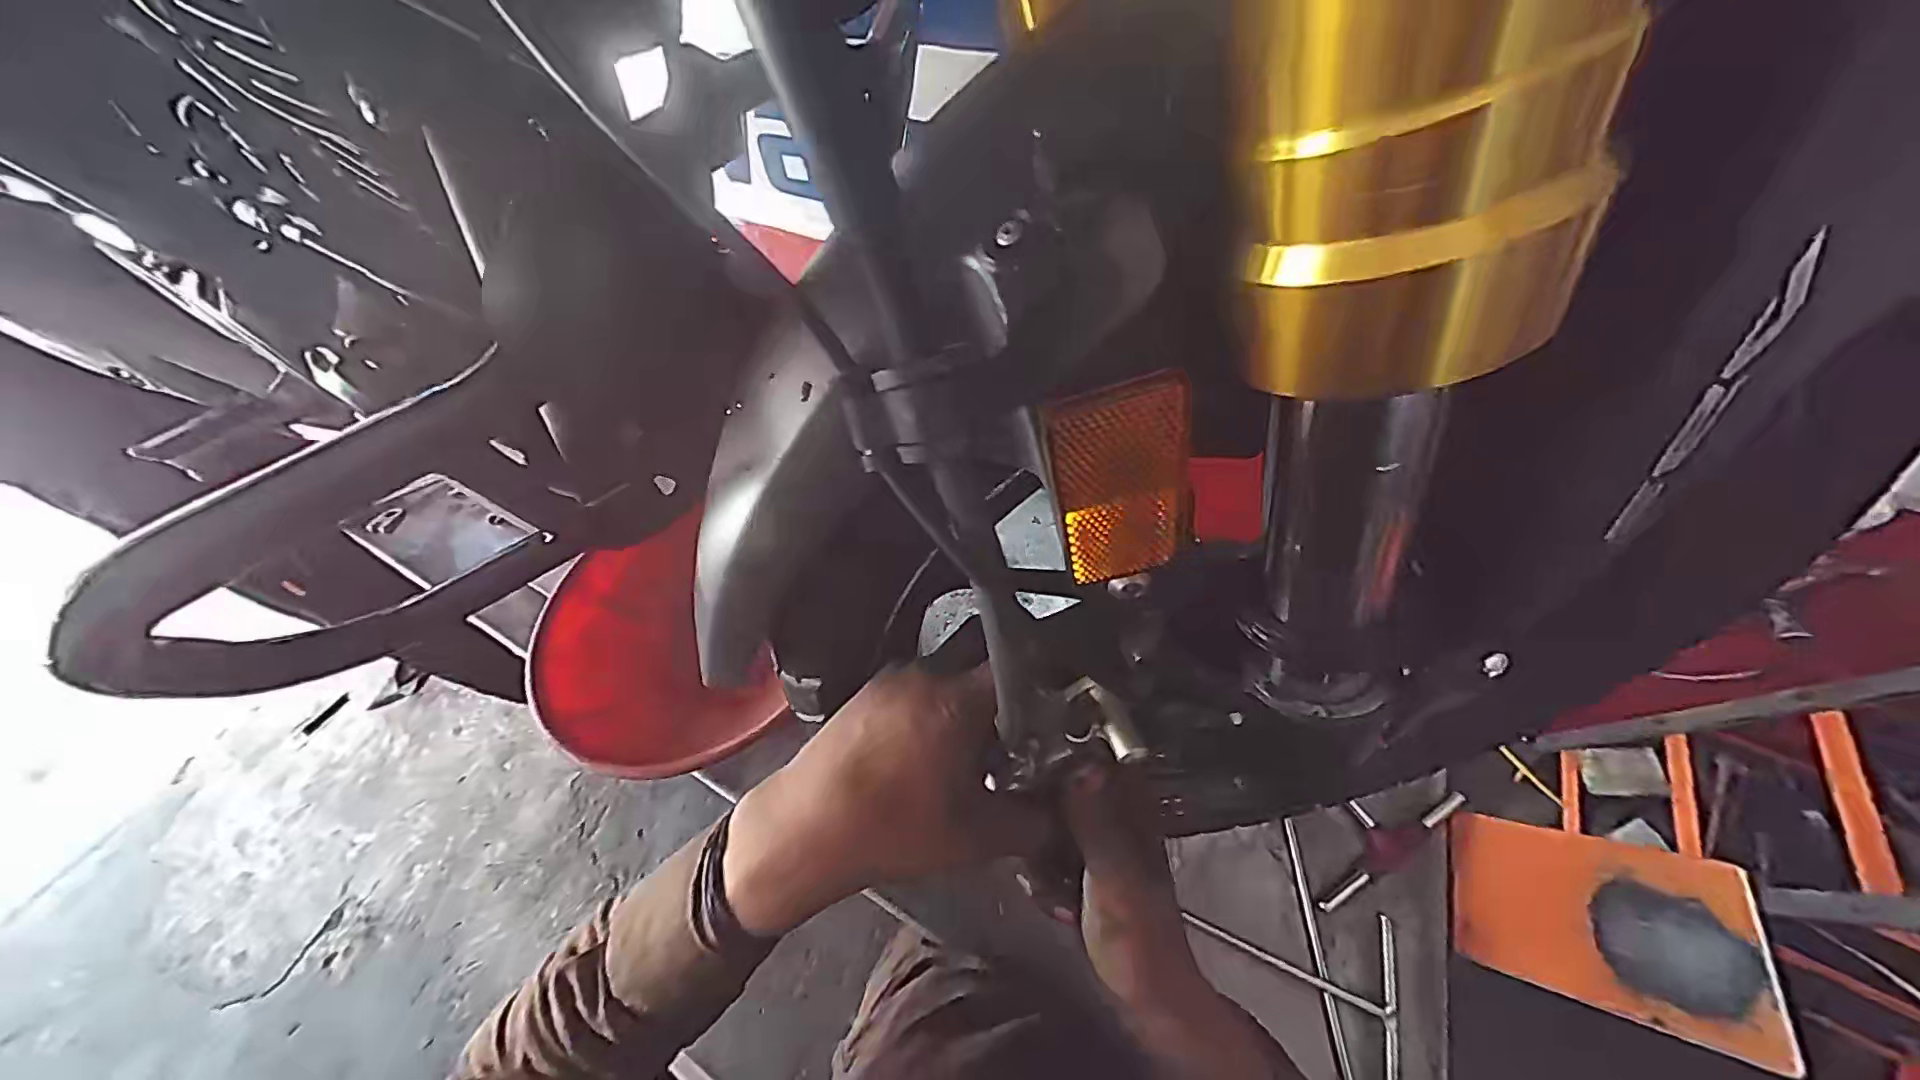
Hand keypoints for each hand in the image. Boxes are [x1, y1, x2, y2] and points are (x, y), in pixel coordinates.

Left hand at [724, 664, 1052, 935]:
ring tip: (964, 747)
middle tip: (1011, 733)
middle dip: (1004, 695)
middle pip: (984, 665)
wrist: (805, 829)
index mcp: (956, 700)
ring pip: (949, 675)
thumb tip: (1059, 812)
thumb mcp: (975, 837)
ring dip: (964, 702)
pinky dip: (932, 707)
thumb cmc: (888, 831)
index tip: (1054, 710)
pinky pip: (917, 686)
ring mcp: (892, 678)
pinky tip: (925, 747)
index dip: (1046, 687)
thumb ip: (1032, 821)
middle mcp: (925, 675)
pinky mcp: (869, 690)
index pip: (1019, 668)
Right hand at [1063, 762, 1302, 1078]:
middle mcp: (1111, 809)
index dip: (1052, 755)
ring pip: (1042, 817)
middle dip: (1034, 817)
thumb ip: (1097, 820)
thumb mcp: (1115, 872)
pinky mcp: (1078, 862)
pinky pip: (1041, 848)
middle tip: (1039, 854)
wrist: (1146, 993)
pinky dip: (1039, 873)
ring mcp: (1094, 836)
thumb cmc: (1139, 934)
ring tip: (1053, 887)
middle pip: (1054, 782)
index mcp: (1129, 801)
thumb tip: (1082, 765)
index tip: (1026, 778)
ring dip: (1035, 852)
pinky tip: (1053, 899)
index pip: (1085, 751)